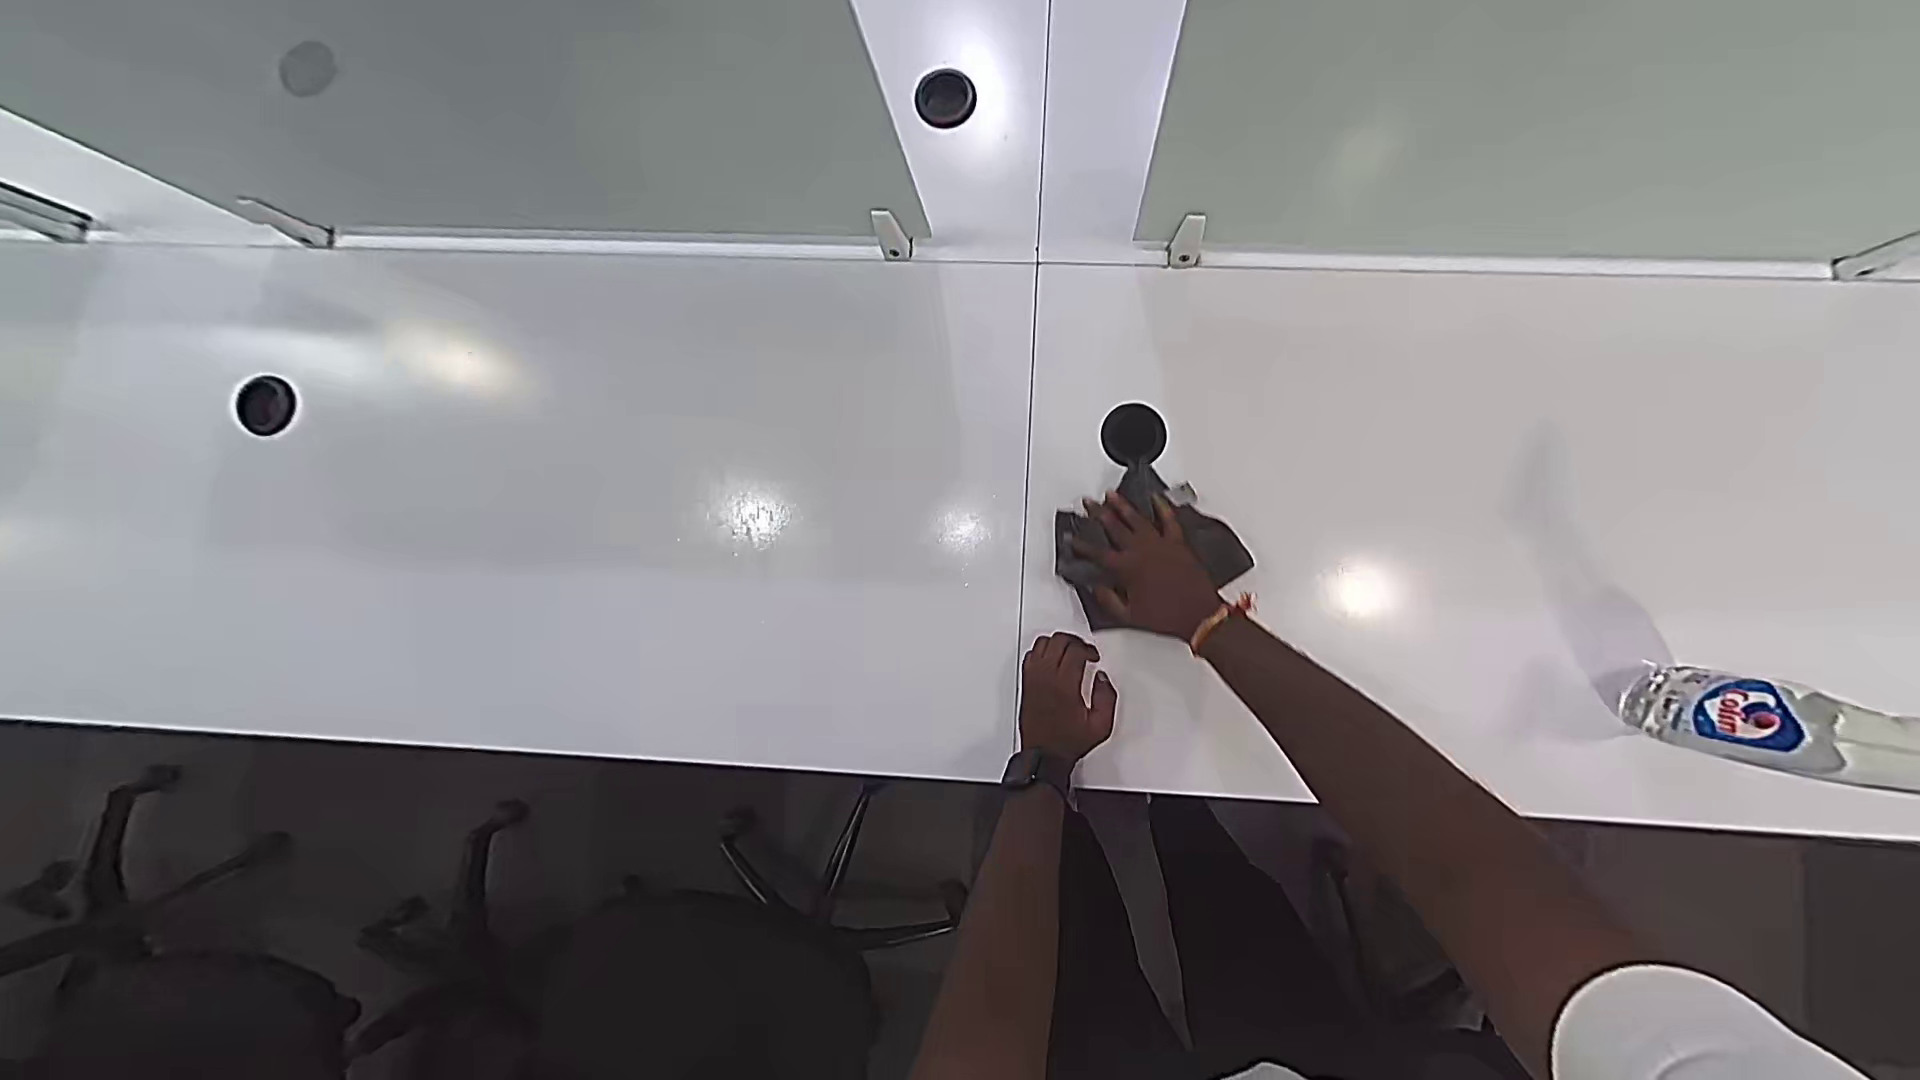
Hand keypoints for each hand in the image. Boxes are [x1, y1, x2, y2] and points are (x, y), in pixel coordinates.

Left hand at [1019, 632, 1116, 763]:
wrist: (1043, 754)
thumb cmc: (1067, 741)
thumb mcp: (1100, 725)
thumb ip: (1107, 698)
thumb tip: (1102, 679)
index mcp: (1064, 685)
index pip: (1074, 649)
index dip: (1088, 648)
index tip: (1093, 656)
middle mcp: (1046, 677)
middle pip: (1058, 640)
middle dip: (1074, 641)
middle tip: (1083, 650)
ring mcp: (1033, 678)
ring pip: (1042, 643)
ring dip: (1058, 643)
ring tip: (1069, 652)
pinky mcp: (1026, 682)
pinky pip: (1031, 655)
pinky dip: (1042, 651)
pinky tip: (1052, 658)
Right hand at [1073, 492, 1221, 639]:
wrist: (1199, 616)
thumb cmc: (1167, 616)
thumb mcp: (1129, 616)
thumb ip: (1108, 601)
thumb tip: (1097, 588)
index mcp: (1127, 569)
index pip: (1098, 553)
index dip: (1083, 546)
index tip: (1074, 539)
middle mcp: (1141, 551)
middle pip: (1114, 527)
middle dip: (1098, 513)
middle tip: (1088, 503)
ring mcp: (1160, 544)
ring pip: (1136, 518)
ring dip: (1122, 505)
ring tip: (1111, 494)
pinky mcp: (1177, 543)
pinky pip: (1169, 520)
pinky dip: (1162, 508)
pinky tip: (1155, 498)